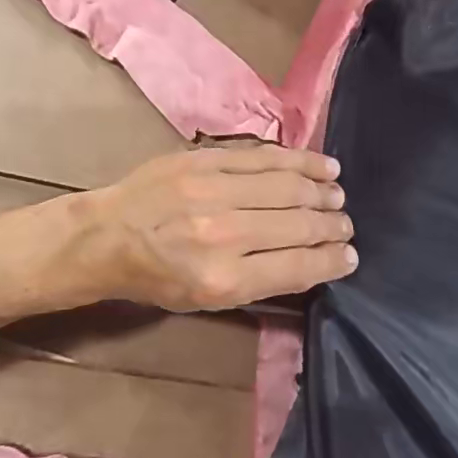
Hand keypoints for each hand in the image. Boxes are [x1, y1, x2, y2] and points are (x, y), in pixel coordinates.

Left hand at [69, 145, 356, 310]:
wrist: (107, 237)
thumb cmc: (157, 278)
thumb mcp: (208, 300)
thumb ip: (264, 281)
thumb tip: (315, 259)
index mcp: (225, 279)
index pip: (300, 266)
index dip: (333, 260)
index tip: (350, 255)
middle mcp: (224, 234)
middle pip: (300, 224)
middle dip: (333, 225)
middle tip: (347, 224)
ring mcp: (213, 191)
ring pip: (288, 186)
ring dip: (322, 190)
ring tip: (338, 195)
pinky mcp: (204, 160)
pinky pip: (264, 157)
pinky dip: (299, 161)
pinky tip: (321, 166)